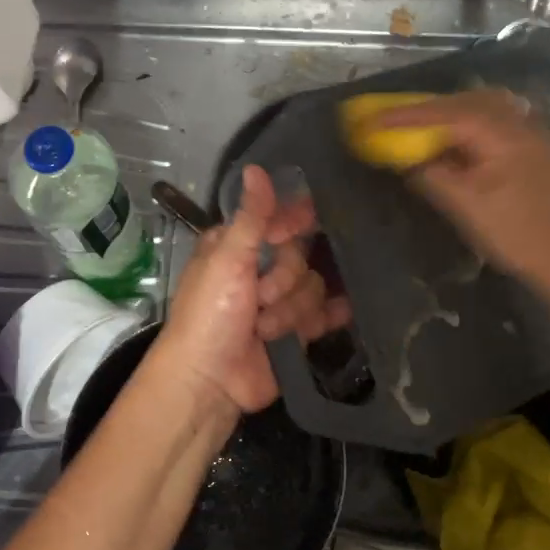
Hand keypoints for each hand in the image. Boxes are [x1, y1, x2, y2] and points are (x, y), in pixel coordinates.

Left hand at [151, 165, 351, 413]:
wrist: (209, 381)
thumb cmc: (210, 313)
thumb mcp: (227, 258)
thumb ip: (251, 216)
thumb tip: (255, 168)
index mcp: (235, 247)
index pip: (276, 220)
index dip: (291, 222)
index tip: (303, 224)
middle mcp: (257, 270)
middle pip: (299, 256)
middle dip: (283, 279)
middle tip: (260, 296)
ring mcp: (276, 303)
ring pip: (311, 288)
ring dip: (290, 311)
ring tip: (265, 329)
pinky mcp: (293, 333)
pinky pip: (323, 315)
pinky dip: (328, 316)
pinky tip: (340, 313)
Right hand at [375, 89, 549, 282]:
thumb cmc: (517, 233)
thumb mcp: (464, 206)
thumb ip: (430, 175)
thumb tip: (405, 159)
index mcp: (499, 131)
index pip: (442, 112)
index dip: (403, 115)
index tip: (370, 120)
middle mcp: (518, 121)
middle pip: (464, 101)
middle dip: (426, 109)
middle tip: (394, 120)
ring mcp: (533, 133)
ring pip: (484, 107)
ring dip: (450, 113)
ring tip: (424, 127)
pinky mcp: (539, 148)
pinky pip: (498, 120)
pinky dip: (471, 123)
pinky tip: (461, 140)